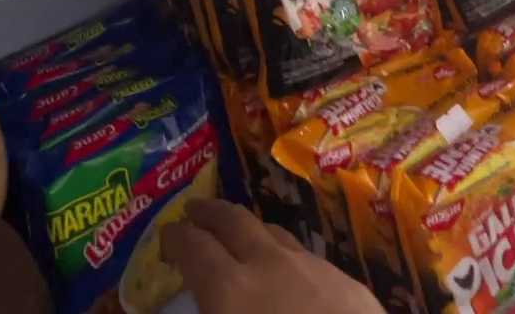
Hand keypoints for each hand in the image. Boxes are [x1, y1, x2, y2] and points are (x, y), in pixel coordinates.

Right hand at [162, 199, 383, 313]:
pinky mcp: (348, 283)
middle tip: (193, 210)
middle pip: (233, 221)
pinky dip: (285, 256)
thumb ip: (212, 309)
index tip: (166, 232)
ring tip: (238, 235)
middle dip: (209, 212)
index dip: (176, 237)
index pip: (193, 247)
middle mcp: (268, 265)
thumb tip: (207, 301)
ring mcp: (312, 268)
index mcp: (230, 291)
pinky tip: (289, 273)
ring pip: (273, 233)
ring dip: (249, 230)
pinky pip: (306, 257)